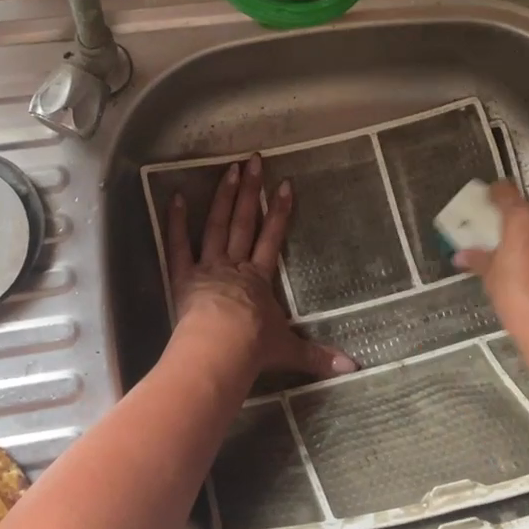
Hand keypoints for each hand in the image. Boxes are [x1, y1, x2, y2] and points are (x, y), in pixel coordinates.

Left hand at [166, 155, 356, 378]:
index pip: (272, 238)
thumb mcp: (289, 352)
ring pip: (216, 226)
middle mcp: (235, 265)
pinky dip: (176, 222)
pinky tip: (174, 197)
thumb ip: (318, 357)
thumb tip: (354, 369)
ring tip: (227, 170)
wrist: (220, 351)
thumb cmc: (254, 349)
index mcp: (259, 279)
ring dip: (223, 197)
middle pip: (244, 222)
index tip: (284, 184)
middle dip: (251, 191)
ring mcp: (208, 267)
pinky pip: (178, 246)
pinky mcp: (183, 277)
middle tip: (253, 160)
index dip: (280, 211)